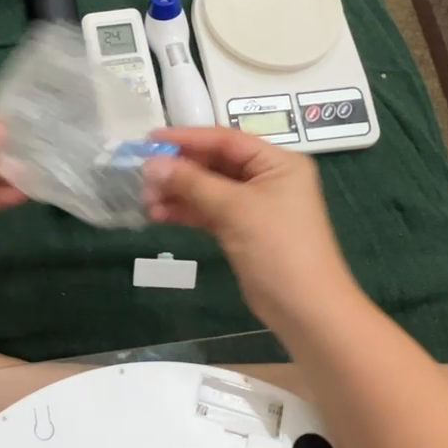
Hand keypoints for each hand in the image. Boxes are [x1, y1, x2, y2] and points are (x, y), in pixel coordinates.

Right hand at [143, 128, 362, 328]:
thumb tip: (151, 165)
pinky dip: (185, 211)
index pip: (225, 140)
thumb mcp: (235, 209)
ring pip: (207, 189)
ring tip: (145, 201)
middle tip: (142, 177)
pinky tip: (158, 215)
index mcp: (277, 162)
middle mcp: (267, 178)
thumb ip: (192, 183)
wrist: (305, 309)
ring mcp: (254, 205)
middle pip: (214, 163)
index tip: (150, 140)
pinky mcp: (242, 229)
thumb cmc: (278, 249)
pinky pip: (208, 211)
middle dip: (178, 170)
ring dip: (177, 192)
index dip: (186, 138)